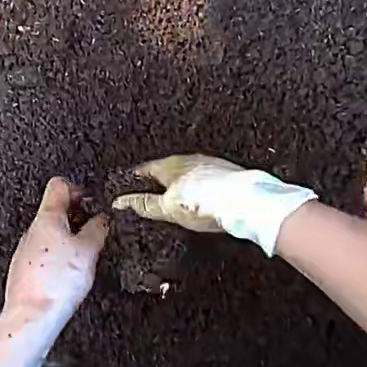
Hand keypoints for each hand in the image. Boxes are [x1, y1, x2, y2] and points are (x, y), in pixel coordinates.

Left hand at [3, 178, 108, 326]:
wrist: (32, 317)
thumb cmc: (56, 284)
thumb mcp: (89, 251)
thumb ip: (97, 229)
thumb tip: (102, 219)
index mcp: (47, 218)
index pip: (59, 185)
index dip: (78, 189)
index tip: (90, 201)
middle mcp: (32, 230)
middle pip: (54, 209)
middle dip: (76, 216)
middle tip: (93, 228)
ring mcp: (25, 250)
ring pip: (49, 232)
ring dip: (67, 236)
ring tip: (83, 253)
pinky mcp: (24, 269)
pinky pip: (43, 252)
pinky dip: (57, 255)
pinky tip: (68, 271)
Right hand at [111, 154, 316, 256]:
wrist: (246, 201)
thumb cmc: (205, 203)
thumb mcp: (167, 208)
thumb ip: (144, 204)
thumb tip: (120, 201)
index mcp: (170, 164)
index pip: (145, 169)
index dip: (135, 179)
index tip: (128, 187)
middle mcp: (189, 159)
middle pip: (167, 169)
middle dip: (158, 179)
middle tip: (149, 192)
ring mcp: (209, 164)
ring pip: (187, 172)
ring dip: (180, 182)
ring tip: (175, 196)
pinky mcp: (226, 173)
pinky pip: (205, 178)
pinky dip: (198, 186)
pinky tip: (200, 197)